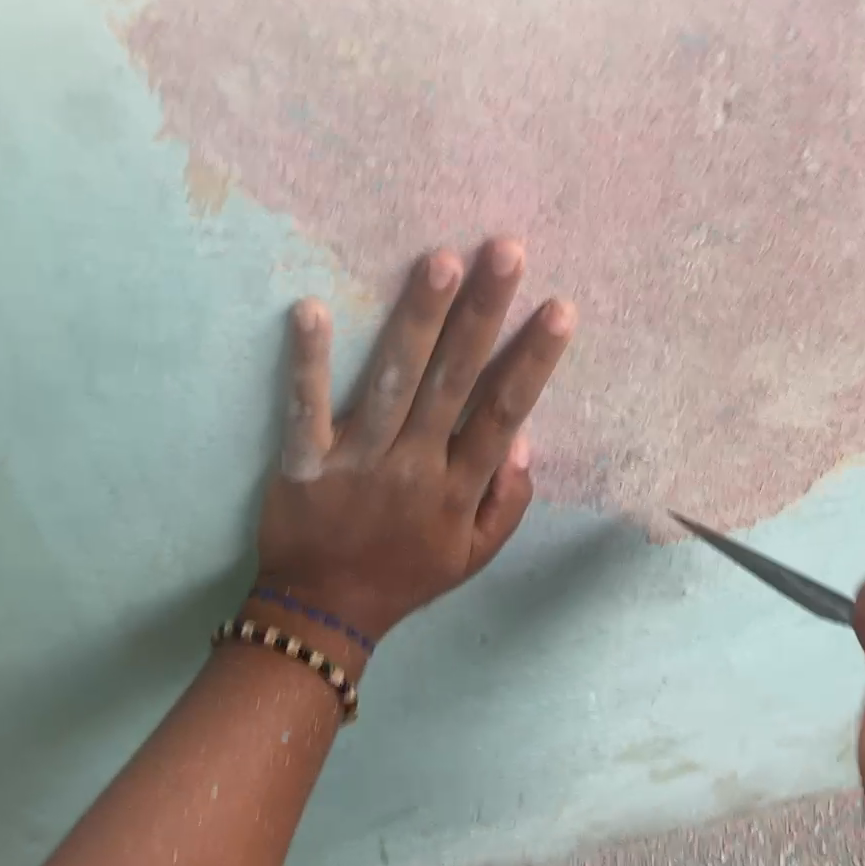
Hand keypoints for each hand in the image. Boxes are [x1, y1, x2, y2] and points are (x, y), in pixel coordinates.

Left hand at [253, 238, 575, 640]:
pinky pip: (304, 410)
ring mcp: (358, 462)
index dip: (533, 361)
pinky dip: (307, 363)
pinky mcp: (305, 463)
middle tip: (504, 252)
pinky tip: (308, 309)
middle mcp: (415, 466)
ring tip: (440, 262)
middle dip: (483, 315)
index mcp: (458, 489)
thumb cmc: (406, 576)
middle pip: (455, 382)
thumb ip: (508, 501)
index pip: (504, 413)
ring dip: (417, 321)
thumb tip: (523, 437)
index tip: (559, 309)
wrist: (323, 613)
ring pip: (394, 382)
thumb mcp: (475, 556)